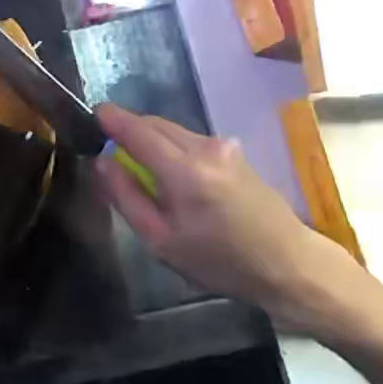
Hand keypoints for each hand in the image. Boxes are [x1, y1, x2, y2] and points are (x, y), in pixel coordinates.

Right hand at [94, 103, 366, 326]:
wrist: (293, 267)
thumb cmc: (221, 261)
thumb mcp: (160, 240)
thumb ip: (125, 196)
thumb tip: (101, 161)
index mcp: (184, 171)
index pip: (135, 129)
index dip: (109, 118)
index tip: (89, 116)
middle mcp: (205, 149)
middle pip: (152, 124)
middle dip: (127, 130)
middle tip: (107, 151)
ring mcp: (224, 148)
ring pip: (170, 130)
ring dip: (149, 140)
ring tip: (138, 168)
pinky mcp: (235, 153)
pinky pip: (188, 140)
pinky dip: (169, 147)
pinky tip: (170, 176)